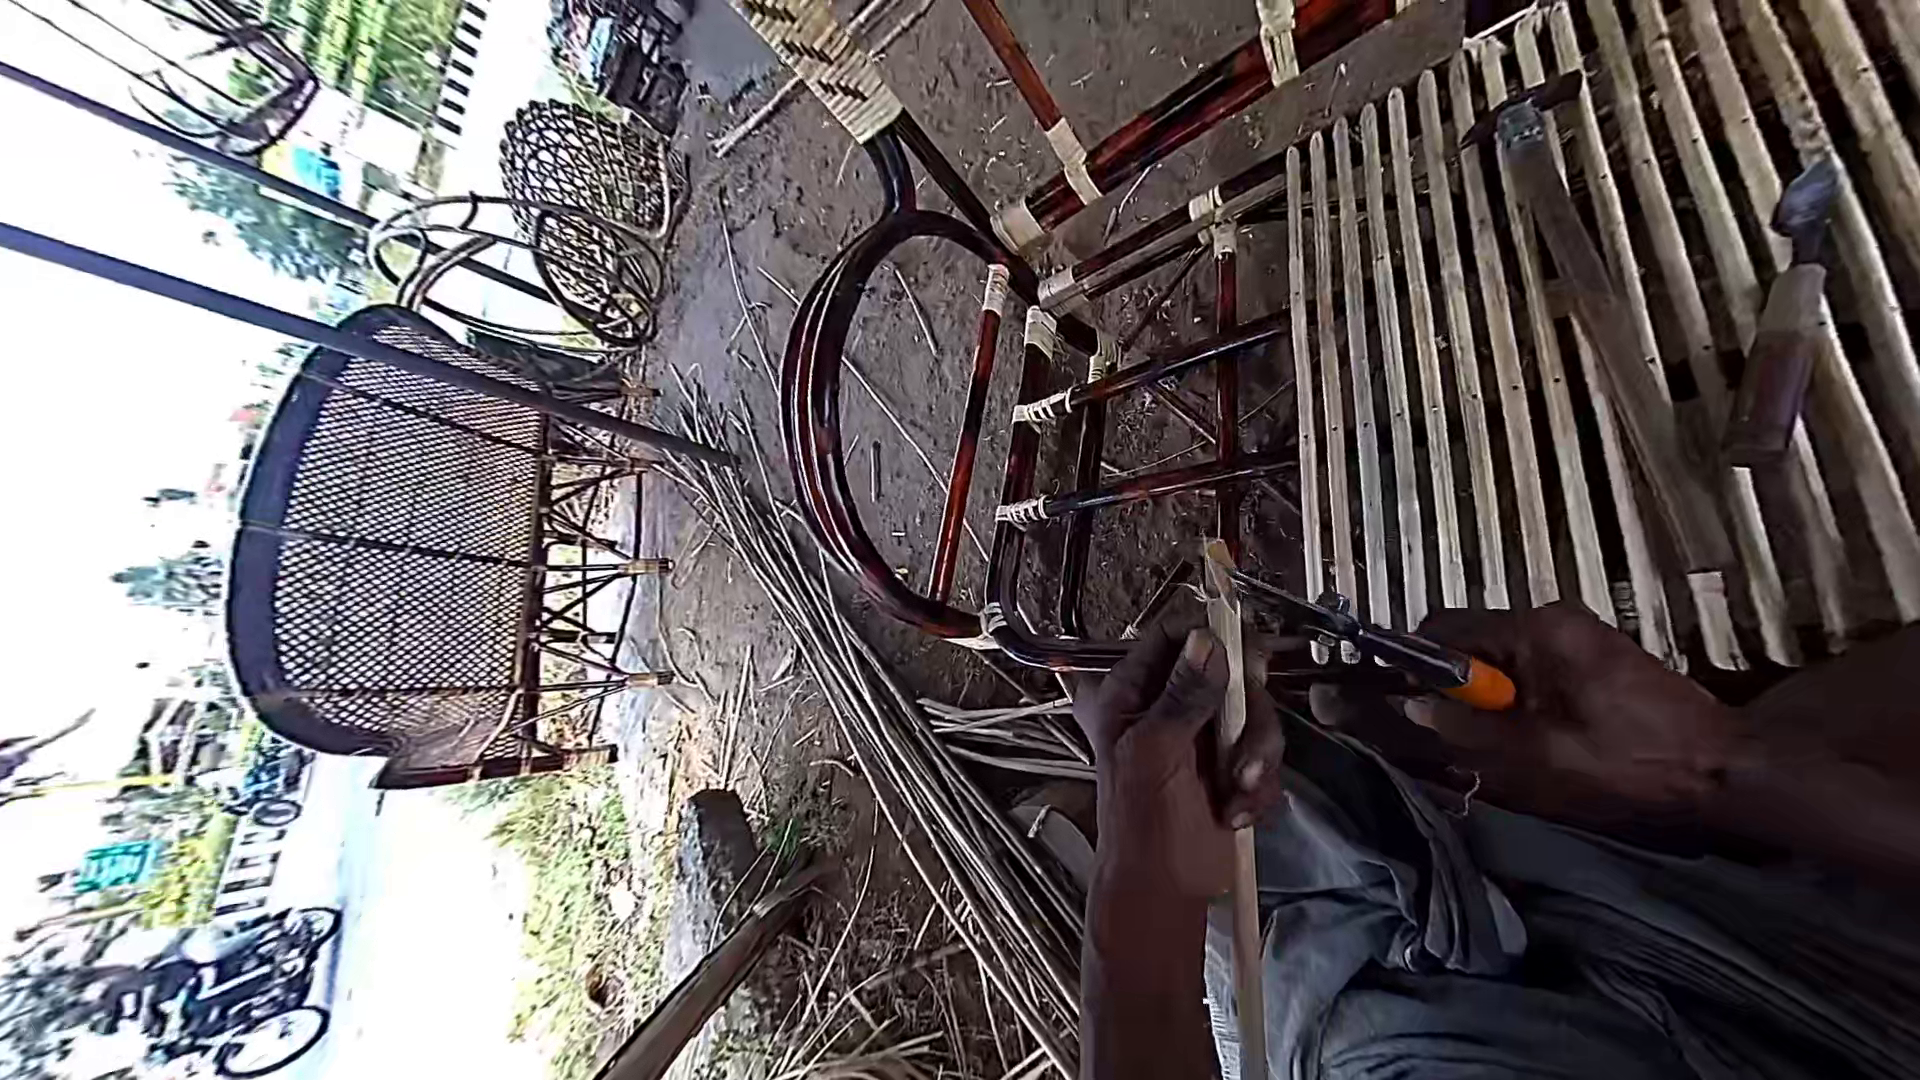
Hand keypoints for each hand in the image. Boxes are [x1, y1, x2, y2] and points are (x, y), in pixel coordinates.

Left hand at [1074, 618, 1287, 898]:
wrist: (1163, 886)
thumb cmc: (1140, 816)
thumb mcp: (1154, 750)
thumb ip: (1182, 696)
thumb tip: (1206, 639)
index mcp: (1132, 691)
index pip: (1170, 637)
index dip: (1207, 634)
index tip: (1244, 648)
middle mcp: (1169, 703)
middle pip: (1227, 672)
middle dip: (1246, 712)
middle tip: (1243, 746)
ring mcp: (1203, 732)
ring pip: (1254, 713)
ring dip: (1255, 756)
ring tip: (1237, 789)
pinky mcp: (1232, 762)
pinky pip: (1265, 753)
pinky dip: (1259, 784)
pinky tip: (1237, 811)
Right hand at [1322, 601, 1737, 827]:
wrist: (1736, 773)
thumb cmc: (1632, 761)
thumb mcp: (1536, 752)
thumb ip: (1465, 725)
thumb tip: (1410, 705)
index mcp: (1534, 630)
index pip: (1443, 630)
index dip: (1421, 664)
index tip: (1421, 699)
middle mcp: (1549, 615)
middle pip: (1467, 635)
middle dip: (1457, 678)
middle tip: (1470, 721)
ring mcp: (1571, 627)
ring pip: (1492, 647)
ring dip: (1487, 685)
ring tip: (1508, 726)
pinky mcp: (1587, 643)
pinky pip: (1522, 654)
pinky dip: (1513, 683)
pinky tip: (1534, 717)